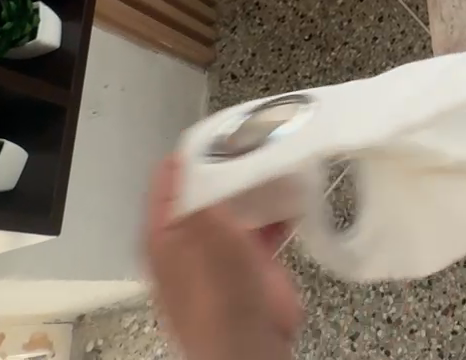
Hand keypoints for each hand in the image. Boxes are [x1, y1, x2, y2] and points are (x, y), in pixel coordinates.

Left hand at [144, 154, 302, 359]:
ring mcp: (224, 250)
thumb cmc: (220, 296)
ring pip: (239, 203)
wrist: (251, 344)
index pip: (169, 183)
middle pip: (208, 189)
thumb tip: (191, 158)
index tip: (220, 128)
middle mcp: (191, 240)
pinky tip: (298, 191)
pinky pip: (267, 221)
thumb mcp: (205, 238)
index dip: (191, 154)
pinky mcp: (255, 259)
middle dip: (232, 164)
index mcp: (167, 236)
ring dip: (259, 183)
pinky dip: (281, 206)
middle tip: (258, 134)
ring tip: (282, 154)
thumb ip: (199, 199)